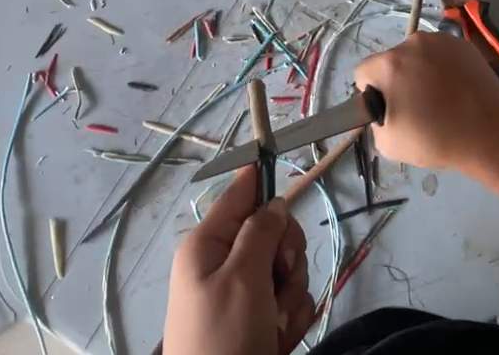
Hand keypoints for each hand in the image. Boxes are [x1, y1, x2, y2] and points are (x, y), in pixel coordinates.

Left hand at [164, 166, 313, 354]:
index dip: (263, 180)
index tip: (285, 162)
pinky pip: (290, 301)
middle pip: (274, 231)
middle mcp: (224, 262)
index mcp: (207, 244)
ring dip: (290, 295)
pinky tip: (278, 340)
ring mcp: (244, 293)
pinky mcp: (260, 321)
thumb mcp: (241, 279)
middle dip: (287, 256)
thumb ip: (261, 232)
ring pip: (288, 268)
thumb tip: (273, 201)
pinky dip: (290, 319)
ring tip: (273, 324)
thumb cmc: (223, 339)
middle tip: (279, 278)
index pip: (240, 193)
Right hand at [352, 31, 498, 173]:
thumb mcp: (388, 145)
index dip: (372, 94)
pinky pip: (441, 53)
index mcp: (389, 64)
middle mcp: (412, 43)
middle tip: (418, 107)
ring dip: (420, 71)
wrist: (490, 132)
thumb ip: (375, 123)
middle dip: (398, 81)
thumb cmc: (437, 138)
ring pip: (417, 55)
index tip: (391, 110)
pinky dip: (443, 66)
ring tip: (441, 97)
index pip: (363, 73)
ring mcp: (440, 40)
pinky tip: (457, 88)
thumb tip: (385, 111)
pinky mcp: (463, 43)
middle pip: (391, 61)